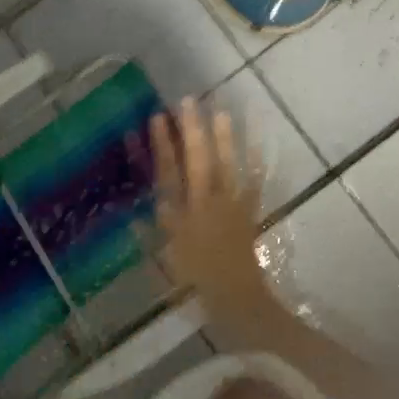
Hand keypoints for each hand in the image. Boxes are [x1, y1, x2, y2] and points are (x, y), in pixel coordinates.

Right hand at [151, 98, 274, 325]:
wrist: (237, 298)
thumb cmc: (197, 278)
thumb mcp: (168, 252)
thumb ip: (157, 224)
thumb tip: (143, 198)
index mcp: (182, 213)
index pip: (169, 172)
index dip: (163, 144)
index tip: (158, 117)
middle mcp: (206, 202)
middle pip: (198, 160)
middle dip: (192, 129)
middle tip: (188, 100)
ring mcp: (231, 204)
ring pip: (227, 164)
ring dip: (223, 136)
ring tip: (220, 110)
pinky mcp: (249, 209)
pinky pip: (253, 181)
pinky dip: (255, 160)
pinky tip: (256, 141)